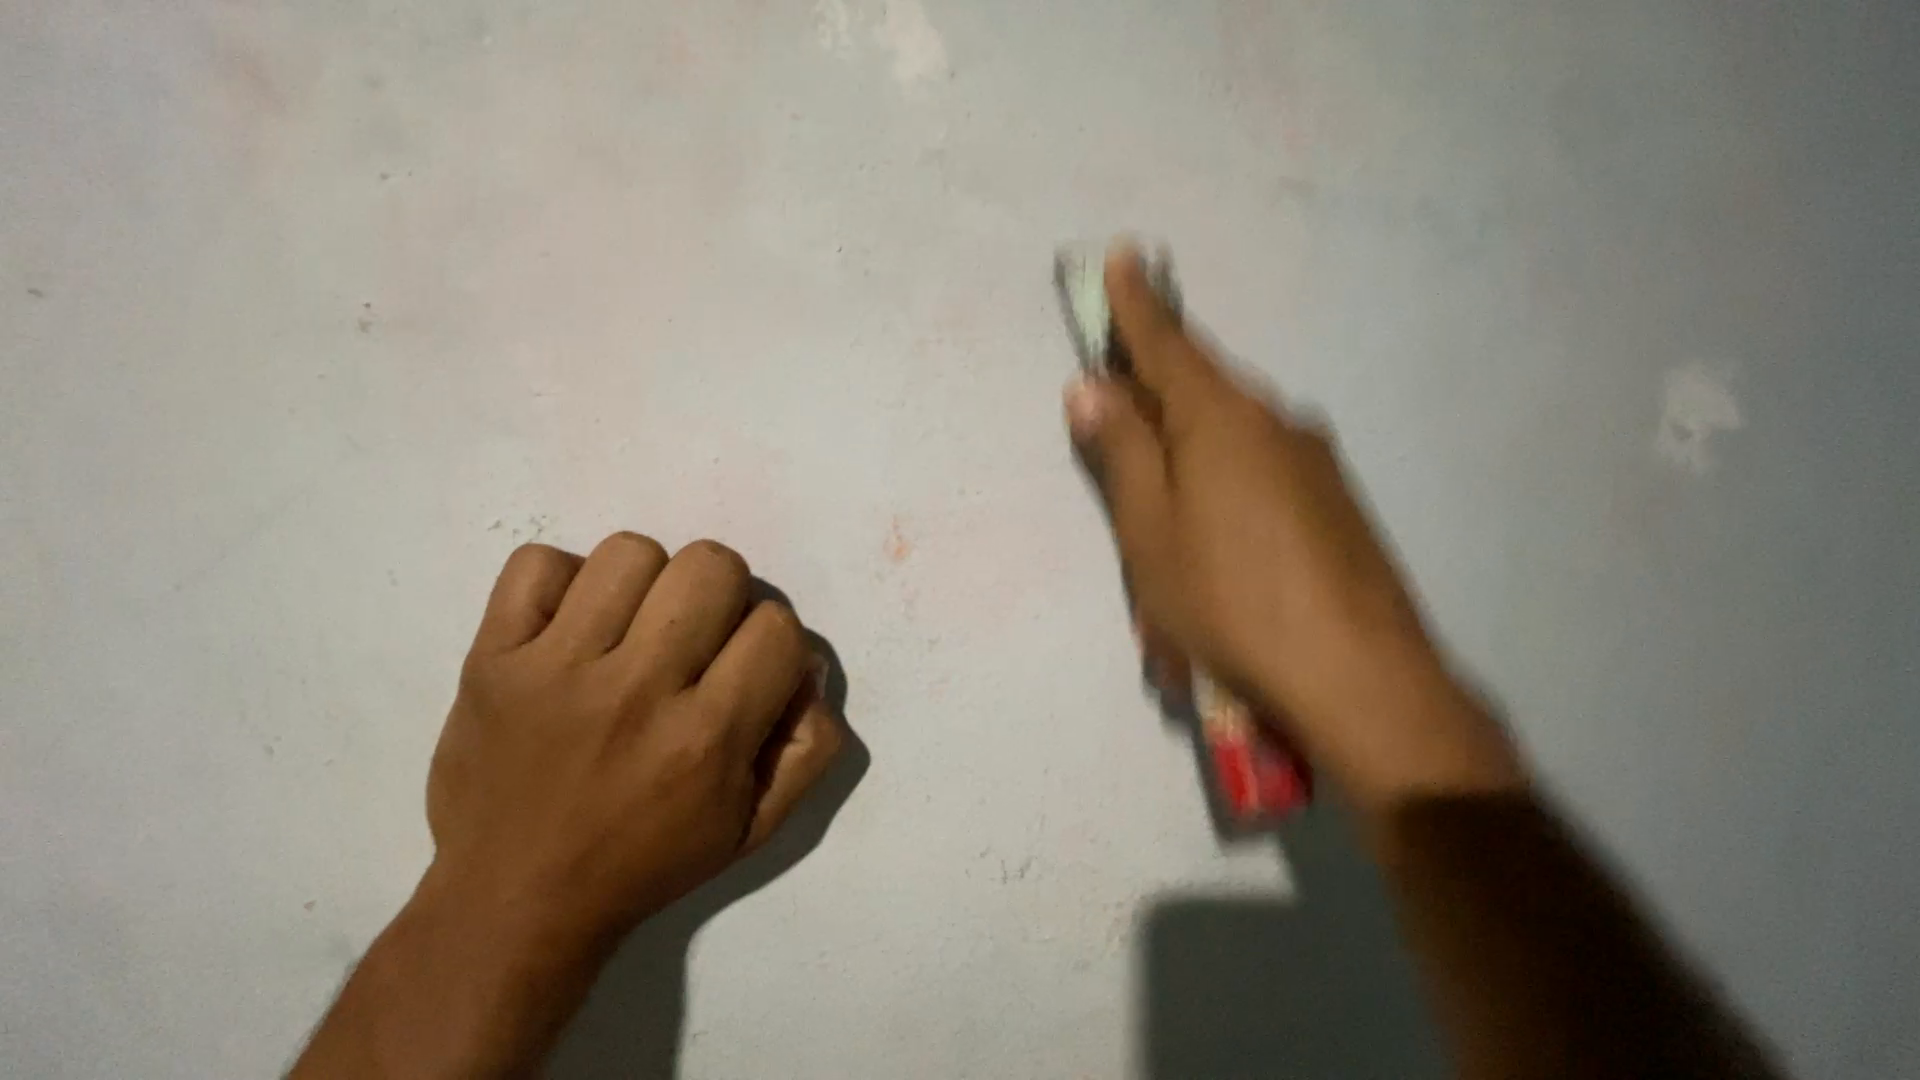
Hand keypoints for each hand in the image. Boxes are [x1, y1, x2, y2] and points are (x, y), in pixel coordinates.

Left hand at [425, 533, 842, 947]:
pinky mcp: (490, 657)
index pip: (777, 626)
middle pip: (712, 565)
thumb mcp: (754, 827)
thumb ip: (809, 748)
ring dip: (647, 584)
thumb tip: (809, 666)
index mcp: (707, 738)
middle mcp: (636, 692)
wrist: (513, 902)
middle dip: (722, 596)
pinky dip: (561, 582)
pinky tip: (569, 627)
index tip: (745, 670)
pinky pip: (536, 563)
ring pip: (631, 552)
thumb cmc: (646, 863)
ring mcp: (556, 669)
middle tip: (695, 640)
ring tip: (630, 631)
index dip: (773, 642)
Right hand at [1065, 247, 1521, 812]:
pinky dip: (1228, 494)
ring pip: (1233, 442)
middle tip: (1119, 426)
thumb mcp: (1150, 532)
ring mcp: (1315, 462)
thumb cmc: (1229, 600)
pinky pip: (1265, 476)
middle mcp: (1275, 422)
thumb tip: (1091, 385)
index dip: (1135, 306)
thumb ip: (1122, 452)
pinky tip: (1221, 551)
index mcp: (1222, 419)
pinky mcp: (1337, 504)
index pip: (1167, 344)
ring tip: (1167, 527)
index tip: (1124, 257)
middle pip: (1201, 393)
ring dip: (1191, 464)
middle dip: (1157, 400)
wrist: (1359, 675)